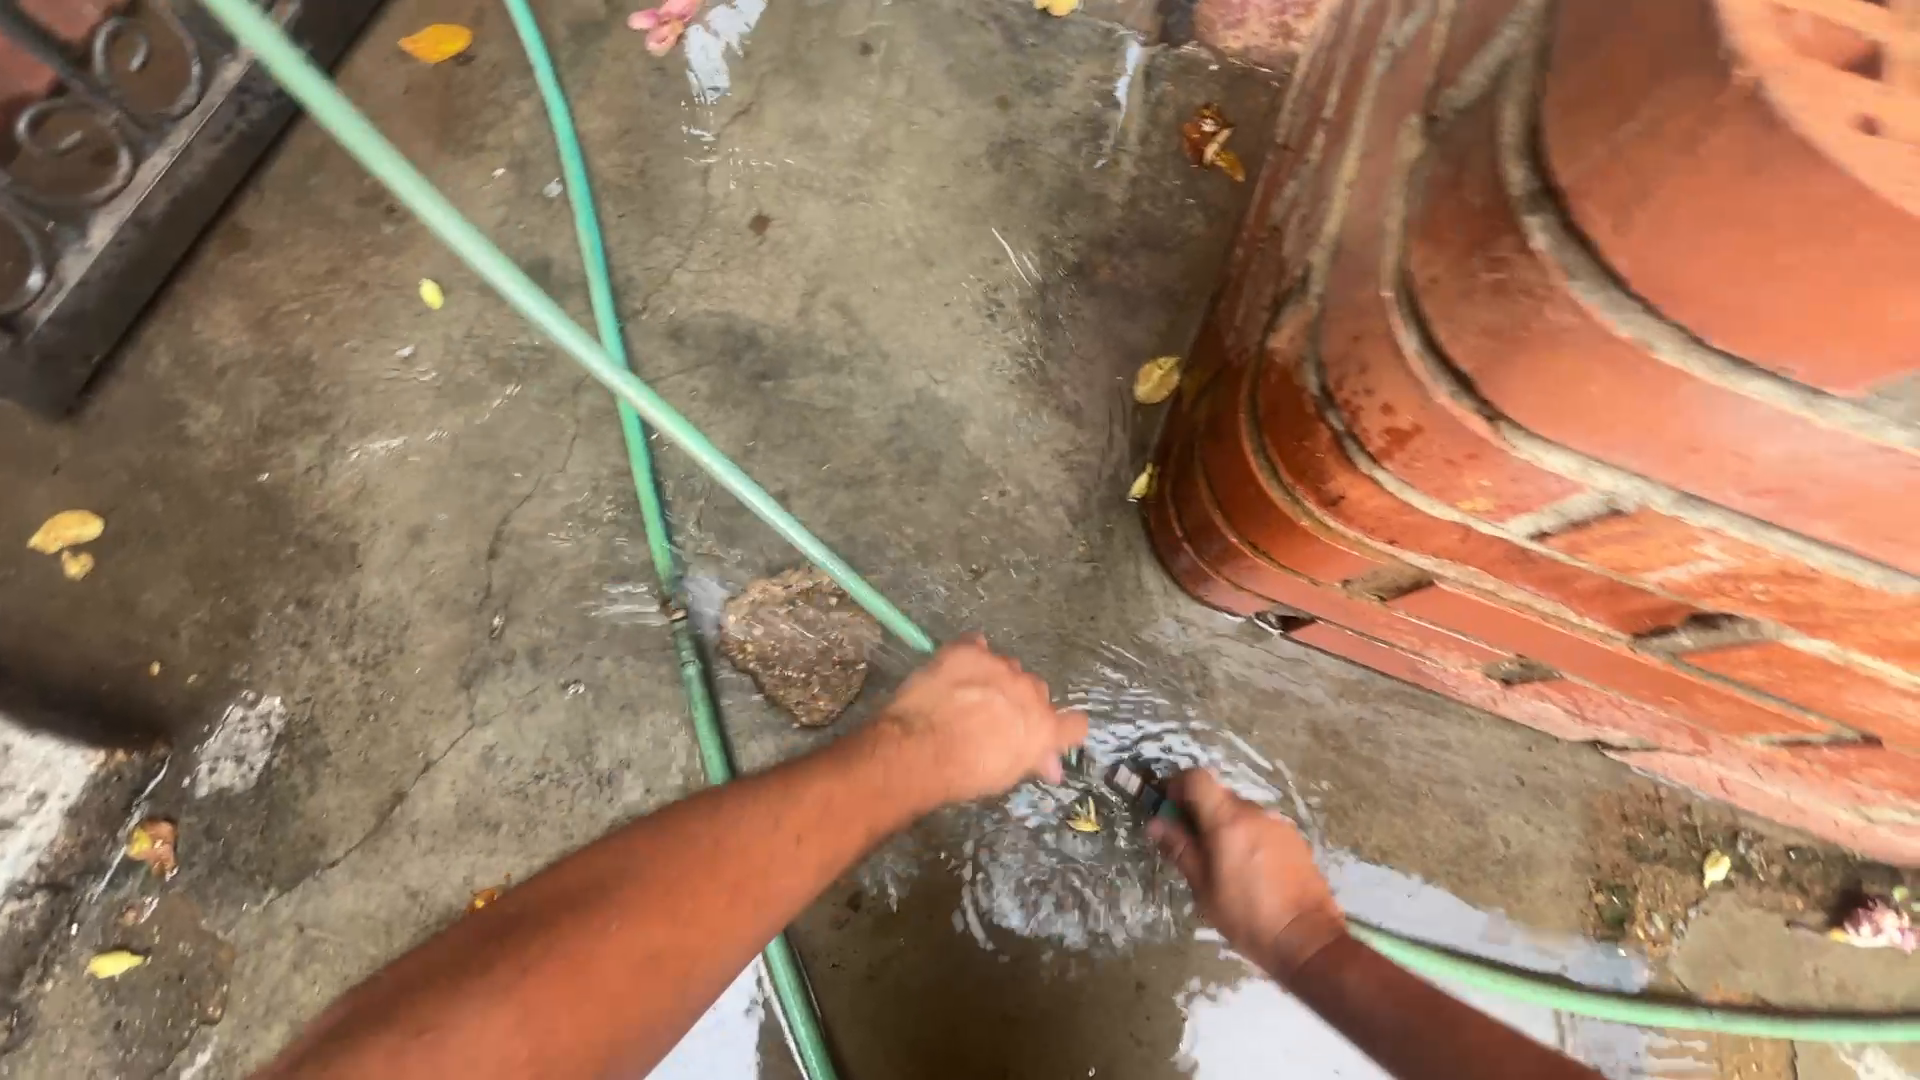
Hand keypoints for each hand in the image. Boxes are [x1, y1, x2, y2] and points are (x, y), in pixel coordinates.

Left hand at [867, 636, 1085, 809]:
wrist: (920, 748)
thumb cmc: (964, 773)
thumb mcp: (1005, 775)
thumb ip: (1031, 760)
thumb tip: (1050, 765)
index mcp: (1044, 727)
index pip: (1075, 723)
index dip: (1062, 728)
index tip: (1044, 732)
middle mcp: (1029, 691)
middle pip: (1035, 690)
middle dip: (1020, 701)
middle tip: (994, 717)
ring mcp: (1000, 666)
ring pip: (1006, 667)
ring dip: (994, 678)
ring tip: (967, 694)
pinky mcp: (969, 650)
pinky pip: (976, 645)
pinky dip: (970, 655)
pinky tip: (955, 670)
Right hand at [1150, 769, 1345, 983]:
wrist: (1309, 943)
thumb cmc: (1248, 917)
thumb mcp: (1204, 888)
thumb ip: (1180, 849)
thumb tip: (1156, 823)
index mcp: (1227, 820)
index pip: (1197, 778)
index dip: (1179, 786)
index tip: (1172, 810)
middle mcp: (1254, 813)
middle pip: (1219, 796)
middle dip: (1202, 813)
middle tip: (1196, 847)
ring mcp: (1279, 825)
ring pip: (1242, 813)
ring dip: (1227, 828)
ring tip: (1227, 866)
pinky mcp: (1296, 841)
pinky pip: (1263, 828)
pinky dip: (1250, 839)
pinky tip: (1254, 873)